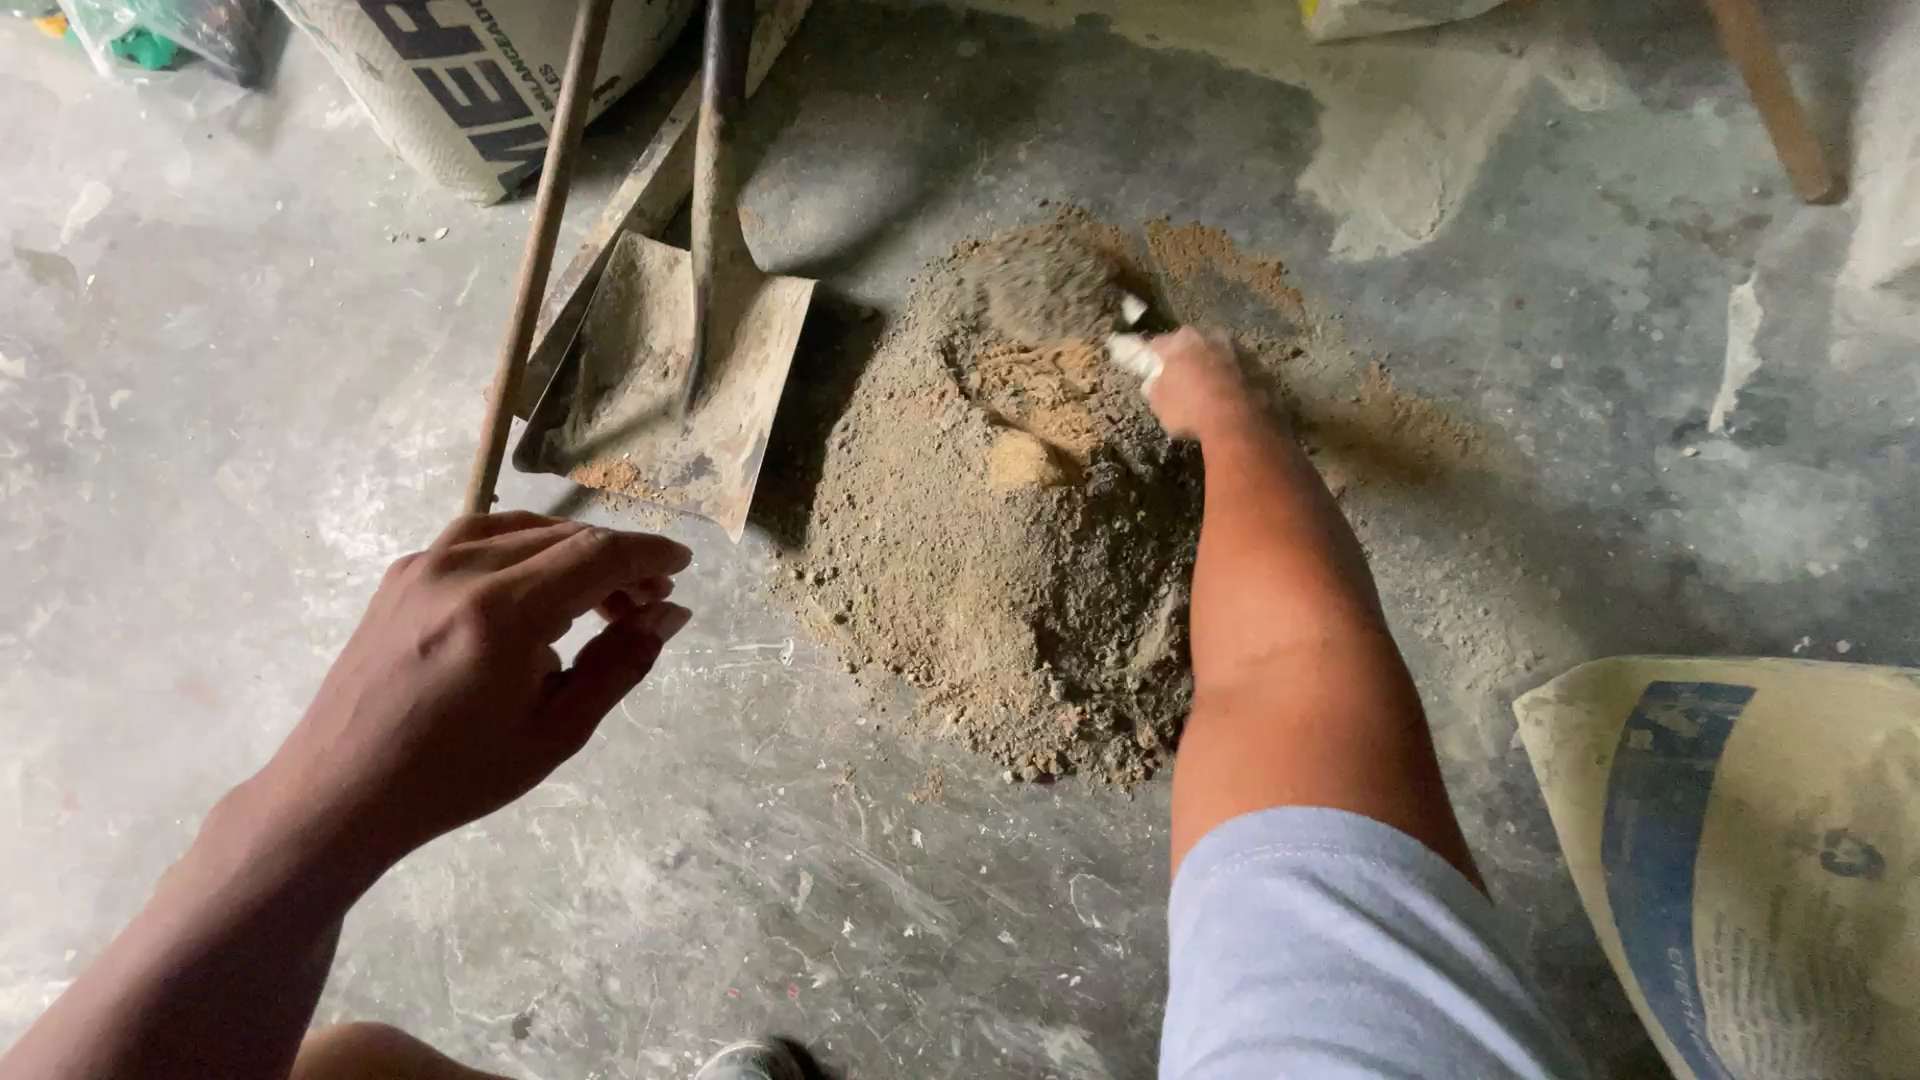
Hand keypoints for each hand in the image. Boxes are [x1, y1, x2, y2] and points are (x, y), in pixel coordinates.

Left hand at [239, 512, 692, 871]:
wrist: (339, 795)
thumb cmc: (457, 776)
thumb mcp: (559, 730)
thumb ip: (622, 662)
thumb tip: (671, 613)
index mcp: (501, 615)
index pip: (597, 556)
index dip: (649, 554)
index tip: (683, 565)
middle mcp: (459, 572)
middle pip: (568, 538)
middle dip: (621, 559)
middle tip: (650, 600)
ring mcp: (423, 567)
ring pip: (527, 529)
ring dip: (578, 551)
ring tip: (602, 595)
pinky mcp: (403, 575)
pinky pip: (483, 534)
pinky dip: (532, 545)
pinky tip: (545, 580)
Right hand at [1136, 327, 1260, 439]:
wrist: (1237, 422)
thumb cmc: (1189, 410)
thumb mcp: (1159, 404)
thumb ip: (1155, 388)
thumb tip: (1156, 383)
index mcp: (1181, 343)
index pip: (1158, 343)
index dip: (1152, 355)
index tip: (1149, 365)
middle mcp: (1210, 338)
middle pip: (1193, 343)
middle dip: (1187, 355)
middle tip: (1181, 374)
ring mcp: (1238, 350)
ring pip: (1219, 353)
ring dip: (1213, 364)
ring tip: (1208, 386)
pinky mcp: (1259, 367)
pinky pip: (1239, 370)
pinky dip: (1233, 379)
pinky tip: (1230, 396)